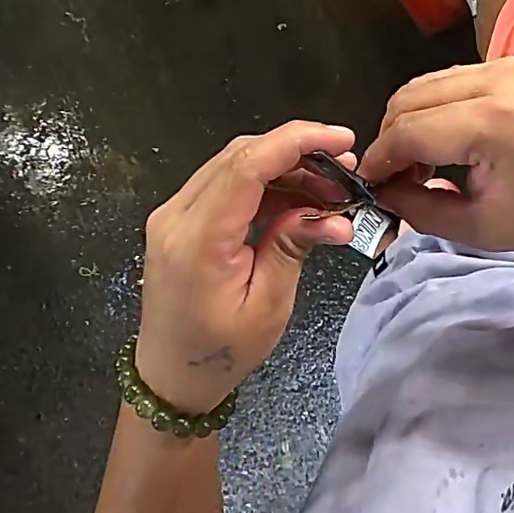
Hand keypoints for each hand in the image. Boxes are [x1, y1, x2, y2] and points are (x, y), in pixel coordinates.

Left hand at [137, 122, 357, 412]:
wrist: (169, 373)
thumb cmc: (219, 351)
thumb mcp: (268, 304)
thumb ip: (293, 246)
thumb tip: (335, 216)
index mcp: (197, 239)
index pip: (246, 166)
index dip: (296, 142)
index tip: (340, 139)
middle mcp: (176, 215)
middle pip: (238, 156)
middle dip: (296, 152)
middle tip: (344, 169)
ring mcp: (172, 213)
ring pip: (231, 164)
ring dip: (281, 166)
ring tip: (328, 186)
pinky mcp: (177, 218)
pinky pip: (222, 183)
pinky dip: (261, 182)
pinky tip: (295, 197)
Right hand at [356, 58, 513, 254]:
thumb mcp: (488, 228)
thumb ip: (422, 211)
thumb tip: (385, 193)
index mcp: (493, 123)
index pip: (407, 131)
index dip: (379, 159)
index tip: (370, 184)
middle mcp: (496, 81)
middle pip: (407, 100)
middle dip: (389, 139)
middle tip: (394, 175)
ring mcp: (506, 66)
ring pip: (423, 85)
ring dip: (407, 120)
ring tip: (417, 159)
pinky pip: (449, 80)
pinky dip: (431, 106)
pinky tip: (443, 138)